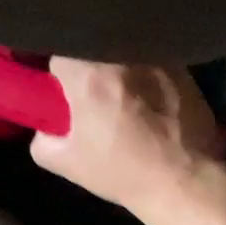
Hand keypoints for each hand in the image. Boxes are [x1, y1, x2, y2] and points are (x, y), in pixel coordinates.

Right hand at [30, 58, 223, 210]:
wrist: (182, 180)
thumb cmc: (122, 172)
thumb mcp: (69, 165)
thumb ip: (43, 142)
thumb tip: (45, 130)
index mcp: (89, 73)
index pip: (59, 49)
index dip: (58, 70)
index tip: (62, 88)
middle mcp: (122, 54)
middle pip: (94, 44)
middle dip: (89, 63)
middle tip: (93, 93)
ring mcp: (155, 56)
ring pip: (126, 48)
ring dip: (120, 67)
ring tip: (124, 95)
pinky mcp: (182, 65)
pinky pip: (153, 58)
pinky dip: (146, 74)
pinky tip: (151, 99)